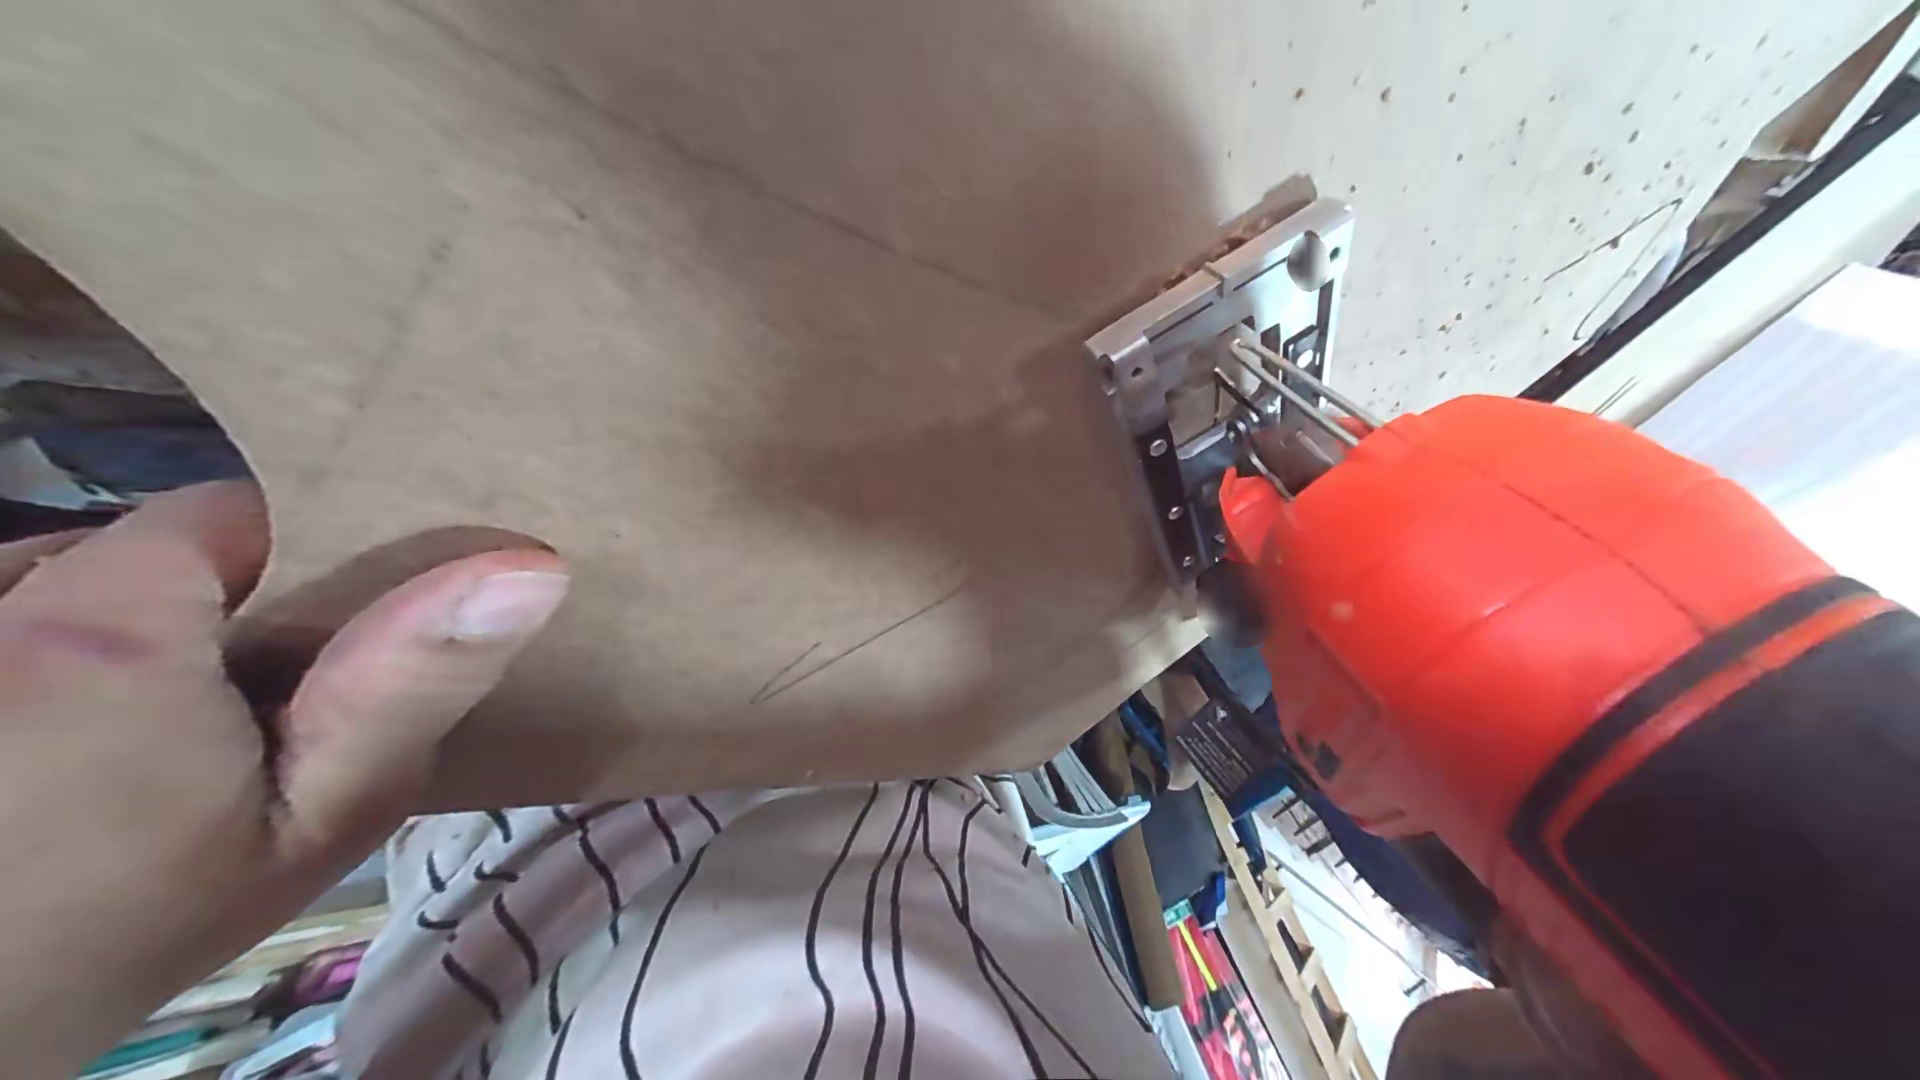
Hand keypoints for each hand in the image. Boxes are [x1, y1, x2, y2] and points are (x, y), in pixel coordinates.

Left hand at [0, 482, 568, 1078]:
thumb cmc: (166, 914)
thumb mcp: (337, 805)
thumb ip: (416, 682)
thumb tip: (534, 569)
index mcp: (97, 629)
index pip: (219, 513)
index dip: (294, 553)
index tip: (332, 615)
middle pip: (128, 554)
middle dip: (205, 600)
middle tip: (257, 690)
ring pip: (48, 594)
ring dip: (119, 637)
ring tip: (162, 722)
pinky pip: (8, 634)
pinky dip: (44, 674)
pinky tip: (70, 747)